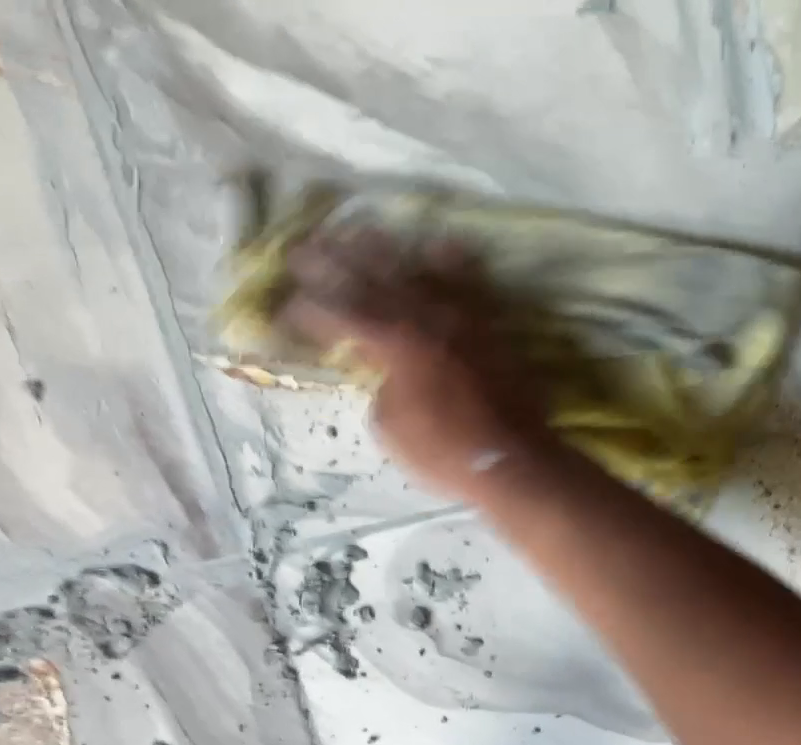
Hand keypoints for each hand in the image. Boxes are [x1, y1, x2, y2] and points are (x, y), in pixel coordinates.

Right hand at [284, 228, 554, 500]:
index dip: (307, 311)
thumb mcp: (391, 427)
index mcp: (393, 344)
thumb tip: (384, 371)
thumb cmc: (446, 453)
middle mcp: (426, 320)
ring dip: (390, 251)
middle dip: (336, 262)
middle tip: (309, 242)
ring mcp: (463, 321)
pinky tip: (445, 245)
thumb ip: (380, 388)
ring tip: (366, 229)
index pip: (338, 316)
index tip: (286, 307)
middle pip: (375, 281)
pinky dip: (457, 263)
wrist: (514, 460)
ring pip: (421, 274)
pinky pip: (473, 287)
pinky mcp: (494, 331)